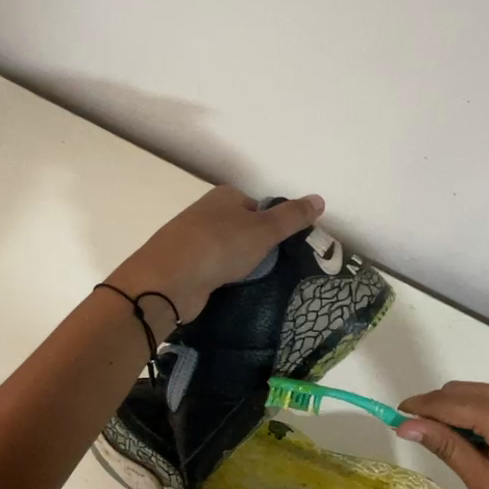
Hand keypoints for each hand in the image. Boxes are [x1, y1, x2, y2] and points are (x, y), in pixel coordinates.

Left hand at [107, 187, 323, 323]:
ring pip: (227, 252)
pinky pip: (213, 270)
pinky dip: (224, 279)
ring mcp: (192, 241)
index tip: (284, 248)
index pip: (258, 207)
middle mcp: (205, 214)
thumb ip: (292, 217)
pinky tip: (233, 291)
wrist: (169, 281)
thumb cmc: (220, 246)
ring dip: (240, 266)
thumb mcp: (264, 229)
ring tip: (256, 283)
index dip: (273, 226)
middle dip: (257, 247)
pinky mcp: (184, 267)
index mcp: (223, 197)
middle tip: (275, 268)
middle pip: (242, 229)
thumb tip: (319, 199)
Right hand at [397, 382, 488, 488]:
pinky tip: (487, 442)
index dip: (418, 408)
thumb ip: (447, 446)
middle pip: (464, 390)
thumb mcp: (486, 483)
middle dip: (438, 407)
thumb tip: (406, 424)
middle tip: (420, 435)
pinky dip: (486, 412)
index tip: (394, 417)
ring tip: (455, 444)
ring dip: (462, 410)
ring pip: (484, 393)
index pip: (448, 401)